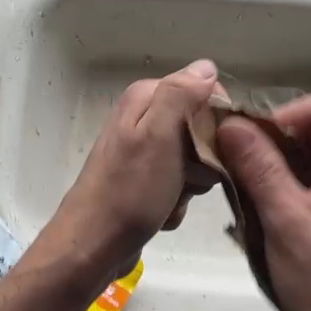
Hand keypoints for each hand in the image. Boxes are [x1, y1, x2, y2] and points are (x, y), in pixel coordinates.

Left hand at [46, 59, 218, 279]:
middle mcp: (142, 118)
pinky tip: (162, 213)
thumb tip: (207, 65)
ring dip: (191, 184)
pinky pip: (179, 184)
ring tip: (172, 197)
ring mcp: (143, 151)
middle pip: (201, 127)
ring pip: (194, 160)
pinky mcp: (145, 180)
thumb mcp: (159, 136)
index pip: (204, 91)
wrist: (94, 244)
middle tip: (188, 177)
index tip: (214, 147)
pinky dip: (176, 201)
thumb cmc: (129, 191)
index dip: (216, 120)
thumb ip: (180, 96)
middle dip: (204, 158)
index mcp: (145, 98)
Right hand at [215, 92, 310, 310]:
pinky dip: (289, 190)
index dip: (278, 119)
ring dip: (277, 170)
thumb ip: (257, 166)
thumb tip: (229, 124)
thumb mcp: (284, 220)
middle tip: (242, 174)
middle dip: (272, 146)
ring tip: (251, 197)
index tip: (248, 149)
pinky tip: (267, 214)